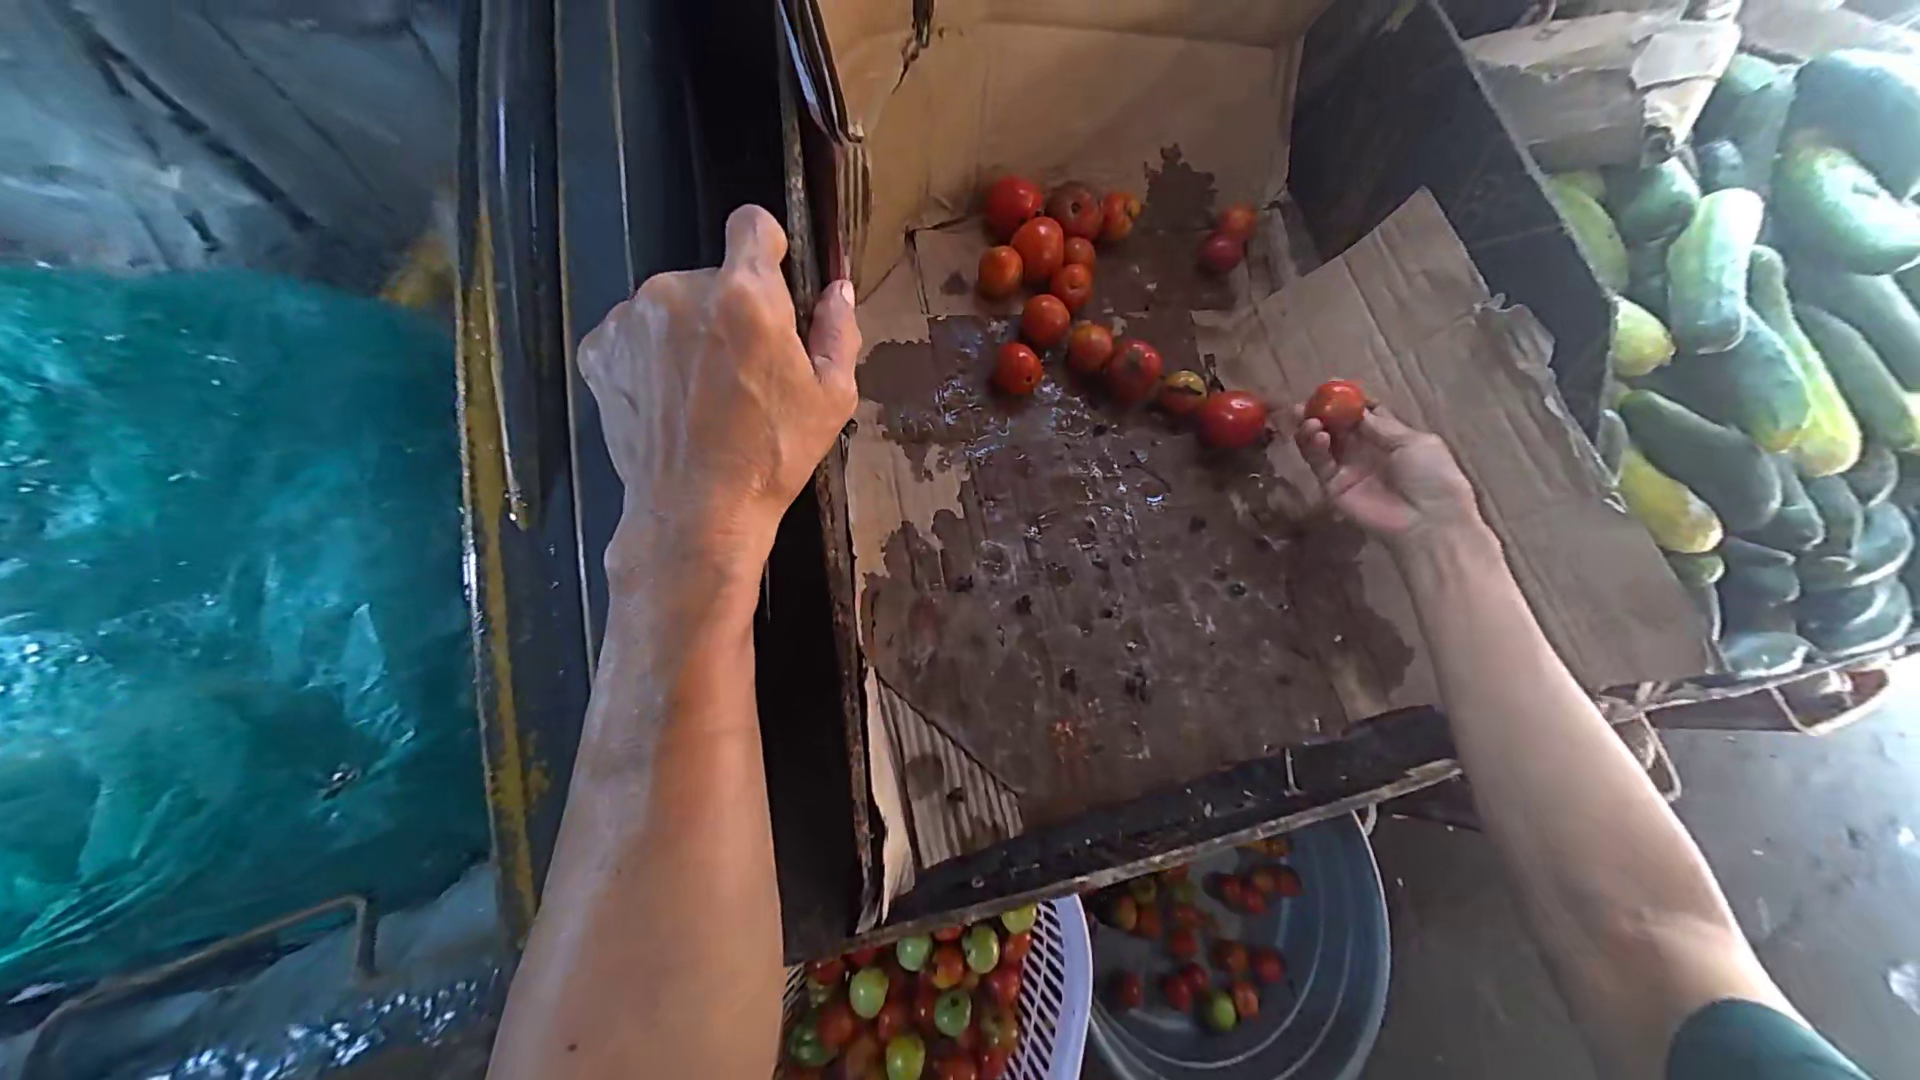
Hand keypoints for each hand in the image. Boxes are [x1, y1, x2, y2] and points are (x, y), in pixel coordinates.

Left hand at [580, 205, 859, 580]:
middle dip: (732, 310)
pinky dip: (654, 357)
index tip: (774, 280)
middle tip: (745, 372)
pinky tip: (670, 403)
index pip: (752, 223)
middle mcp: (679, 289)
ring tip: (704, 395)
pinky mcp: (599, 349)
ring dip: (691, 333)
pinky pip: (636, 335)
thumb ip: (838, 331)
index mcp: (745, 295)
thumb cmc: (774, 455)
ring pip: (673, 306)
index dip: (768, 247)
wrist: (697, 511)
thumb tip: (837, 288)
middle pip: (714, 277)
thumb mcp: (832, 399)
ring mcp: (631, 318)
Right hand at [1292, 405, 1483, 549]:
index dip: (1348, 401)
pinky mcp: (1332, 485)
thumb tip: (1356, 410)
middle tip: (1306, 402)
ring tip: (1308, 419)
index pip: (1363, 414)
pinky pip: (1319, 463)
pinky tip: (1317, 435)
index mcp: (1390, 437)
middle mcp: (1365, 450)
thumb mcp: (1414, 443)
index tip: (1332, 388)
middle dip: (1322, 413)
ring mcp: (1347, 468)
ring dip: (1313, 428)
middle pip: (1337, 427)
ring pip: (1323, 443)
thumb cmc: (1432, 477)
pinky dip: (1314, 448)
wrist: (1426, 520)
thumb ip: (1381, 427)